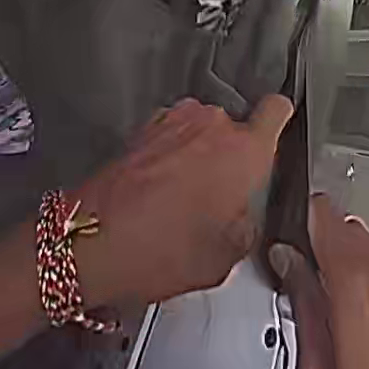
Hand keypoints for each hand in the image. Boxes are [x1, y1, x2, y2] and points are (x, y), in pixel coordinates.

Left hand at [69, 95, 292, 308]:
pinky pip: (175, 134)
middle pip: (237, 129)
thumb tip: (242, 216)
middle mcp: (214, 125)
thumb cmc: (157, 249)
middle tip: (219, 195)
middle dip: (232, 156)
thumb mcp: (223, 258)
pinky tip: (160, 191)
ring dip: (200, 153)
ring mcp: (177, 120)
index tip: (279, 130)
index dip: (281, 119)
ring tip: (183, 197)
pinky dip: (172, 154)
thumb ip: (247, 226)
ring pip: (204, 132)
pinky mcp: (147, 127)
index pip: (278, 109)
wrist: (88, 241)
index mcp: (245, 151)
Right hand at [271, 196, 368, 368]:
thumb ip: (302, 302)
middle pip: (354, 231)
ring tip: (344, 308)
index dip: (306, 218)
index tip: (295, 229)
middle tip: (311, 275)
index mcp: (358, 284)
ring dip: (361, 264)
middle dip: (330, 246)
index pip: (326, 216)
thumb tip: (290, 264)